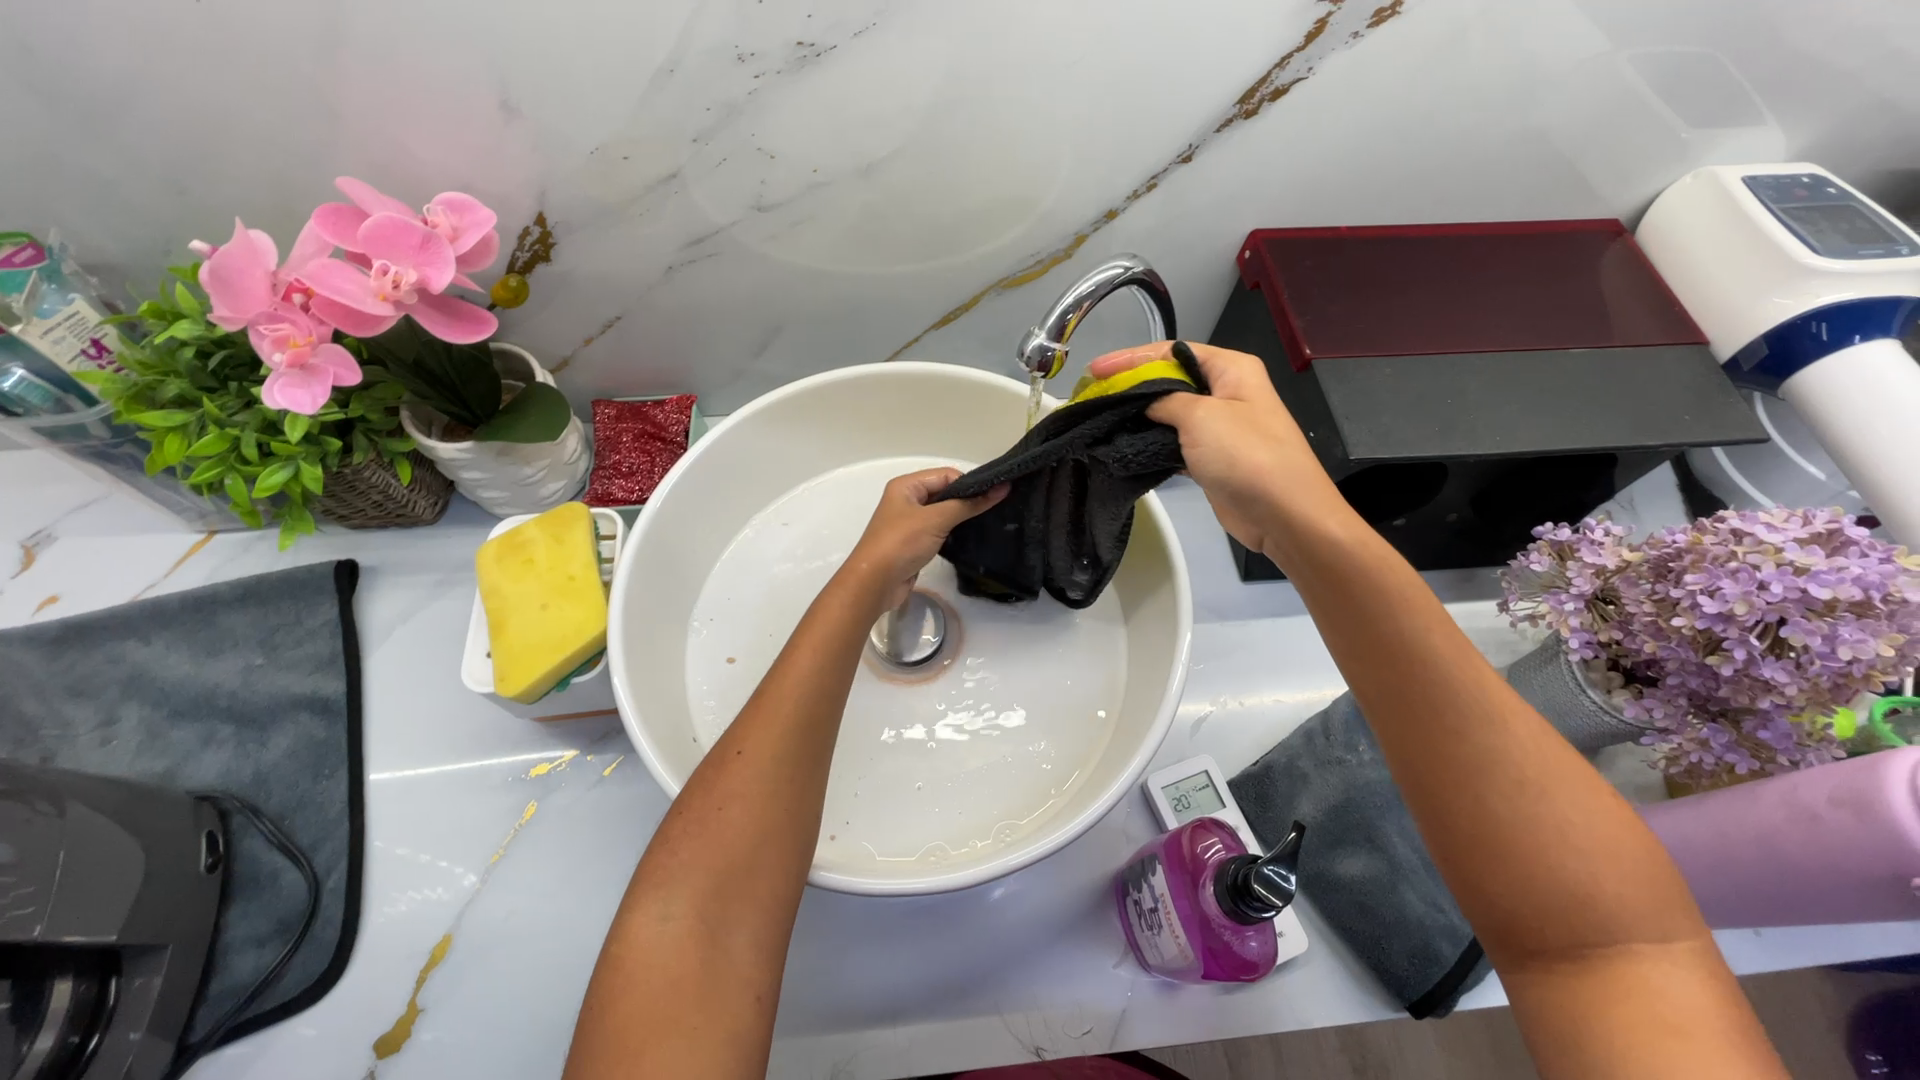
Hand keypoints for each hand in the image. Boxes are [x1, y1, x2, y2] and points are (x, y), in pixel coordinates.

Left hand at [838, 468, 1008, 613]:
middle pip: (944, 492)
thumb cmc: (902, 543)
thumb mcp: (936, 519)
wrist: (875, 583)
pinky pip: (938, 530)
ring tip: (987, 523)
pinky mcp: (914, 543)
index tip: (994, 496)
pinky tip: (969, 538)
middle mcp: (906, 500)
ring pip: (942, 512)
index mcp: (906, 486)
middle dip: (967, 499)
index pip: (946, 475)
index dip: (969, 484)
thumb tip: (1001, 488)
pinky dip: (953, 532)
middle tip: (995, 510)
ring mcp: (909, 523)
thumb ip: (968, 504)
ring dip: (961, 517)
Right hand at [1087, 341, 1346, 556]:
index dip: (1131, 358)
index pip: (1172, 352)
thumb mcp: (1200, 416)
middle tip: (1092, 395)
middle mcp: (1226, 392)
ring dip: (1138, 416)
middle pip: (1169, 381)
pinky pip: (1173, 443)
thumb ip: (1164, 401)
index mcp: (1231, 369)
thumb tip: (1141, 402)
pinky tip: (1123, 446)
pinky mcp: (1211, 459)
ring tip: (1100, 419)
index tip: (1095, 370)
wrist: (1284, 514)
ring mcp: (1219, 428)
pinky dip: (1150, 443)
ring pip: (1169, 413)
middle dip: (1131, 386)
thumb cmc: (1247, 455)